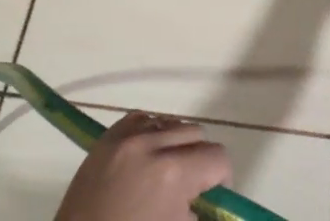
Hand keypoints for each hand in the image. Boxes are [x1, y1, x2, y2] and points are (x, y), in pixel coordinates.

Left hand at [54, 111, 231, 220]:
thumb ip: (198, 211)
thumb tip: (207, 200)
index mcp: (172, 173)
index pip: (217, 157)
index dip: (221, 177)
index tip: (212, 195)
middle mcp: (152, 144)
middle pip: (197, 134)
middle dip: (199, 160)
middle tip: (188, 187)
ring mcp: (126, 136)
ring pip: (171, 123)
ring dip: (175, 144)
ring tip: (163, 172)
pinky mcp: (108, 136)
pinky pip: (143, 119)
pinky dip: (151, 134)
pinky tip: (145, 158)